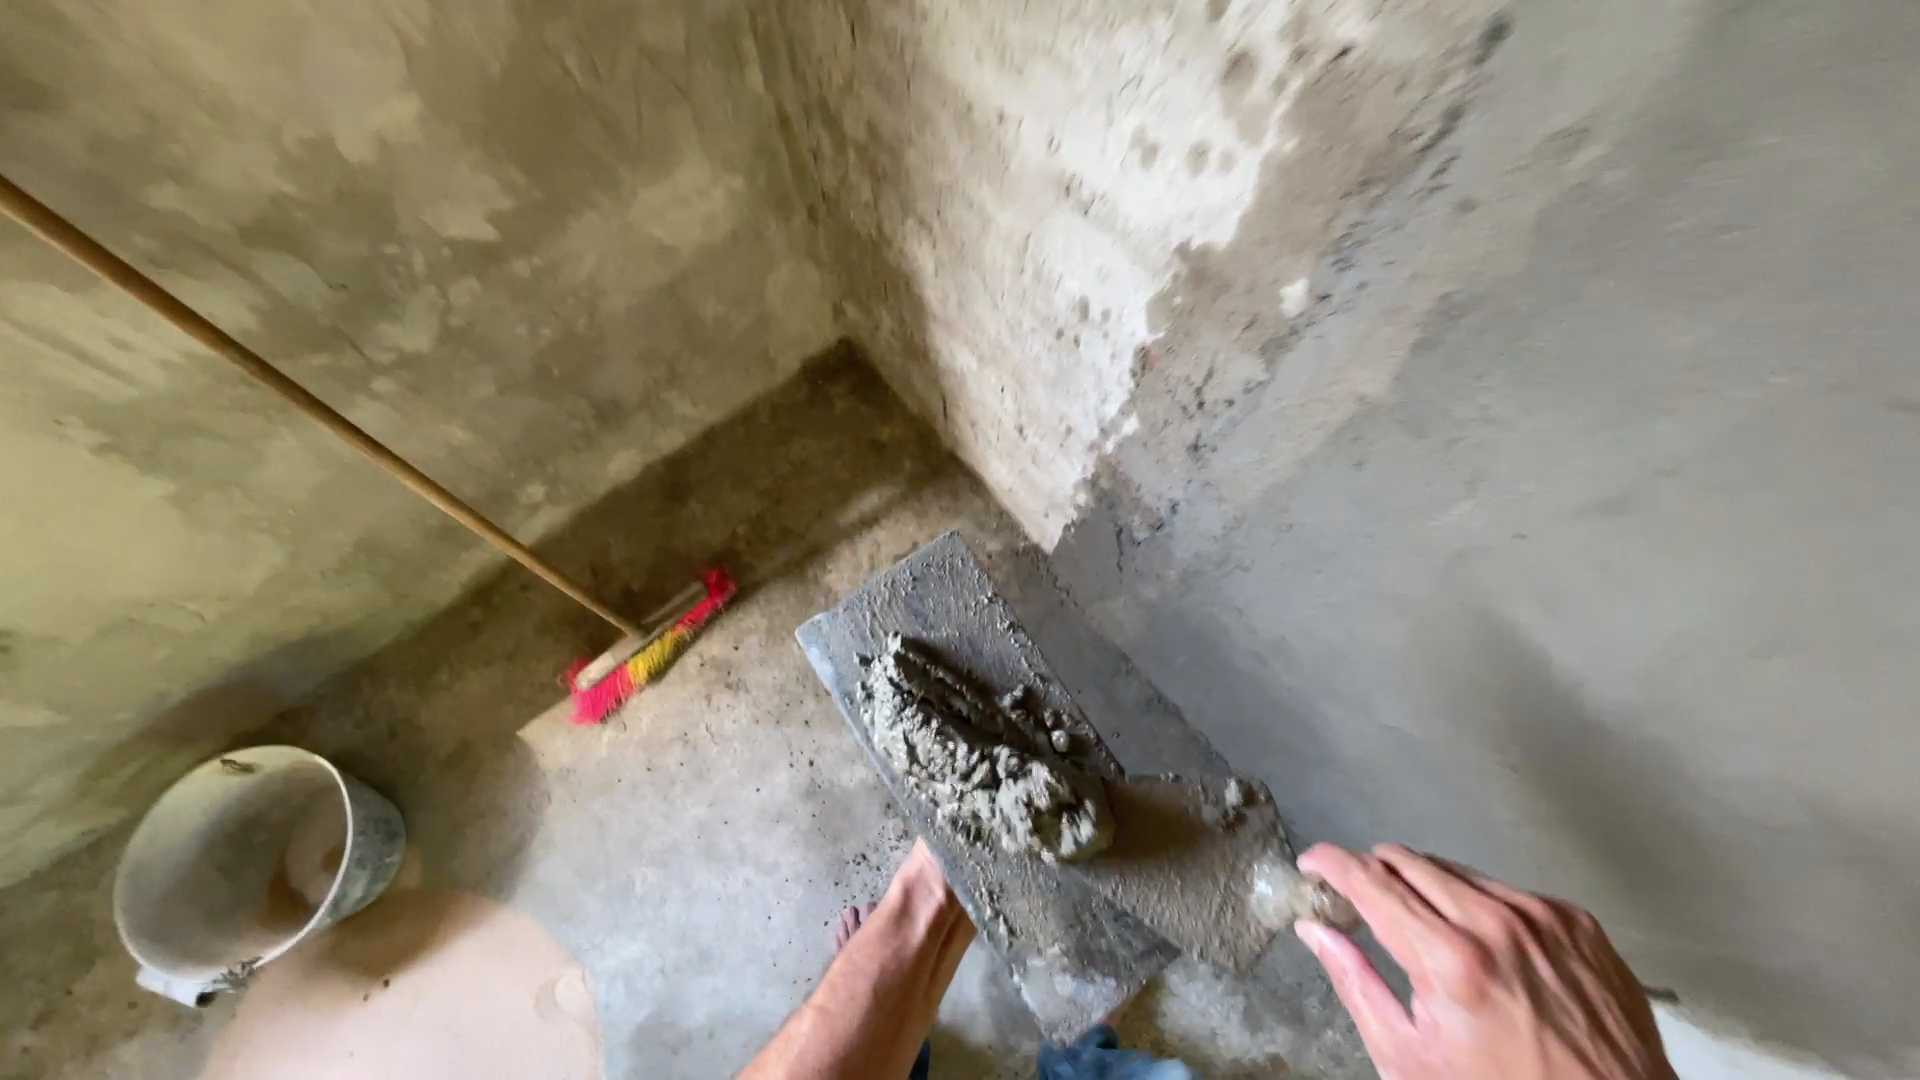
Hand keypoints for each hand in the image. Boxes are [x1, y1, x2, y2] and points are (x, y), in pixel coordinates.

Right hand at [1295, 843, 1675, 1079]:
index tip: (1311, 865)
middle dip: (1371, 873)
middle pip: (1404, 860)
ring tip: (1424, 929)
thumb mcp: (1408, 1059)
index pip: (1368, 879)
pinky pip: (1503, 888)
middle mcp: (1496, 923)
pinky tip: (1483, 946)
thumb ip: (1354, 982)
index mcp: (1449, 959)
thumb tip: (1314, 928)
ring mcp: (1543, 917)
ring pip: (1451, 869)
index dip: (1329, 862)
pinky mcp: (1577, 921)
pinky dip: (1476, 904)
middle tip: (1361, 902)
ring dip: (1422, 886)